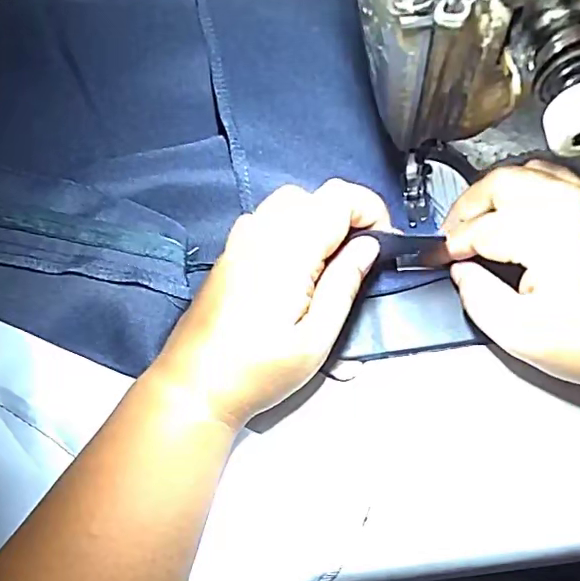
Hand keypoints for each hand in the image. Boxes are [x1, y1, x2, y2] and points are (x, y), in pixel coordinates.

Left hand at [148, 181, 386, 428]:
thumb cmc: (254, 372)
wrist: (196, 385)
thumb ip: (344, 285)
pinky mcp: (229, 253)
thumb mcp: (315, 339)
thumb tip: (367, 249)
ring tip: (330, 269)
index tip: (382, 244)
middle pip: (316, 196)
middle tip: (360, 261)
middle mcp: (260, 233)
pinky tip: (298, 274)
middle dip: (347, 218)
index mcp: (287, 250)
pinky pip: (268, 222)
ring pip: (291, 204)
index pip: (339, 197)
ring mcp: (239, 240)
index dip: (371, 212)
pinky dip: (294, 232)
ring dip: (319, 224)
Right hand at [443, 161, 579, 406]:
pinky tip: (516, 224)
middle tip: (449, 237)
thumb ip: (477, 296)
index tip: (436, 258)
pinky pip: (557, 183)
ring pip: (530, 174)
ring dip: (496, 196)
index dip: (452, 244)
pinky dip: (527, 195)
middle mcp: (574, 202)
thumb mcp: (517, 331)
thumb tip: (463, 273)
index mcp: (550, 227)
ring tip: (478, 227)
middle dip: (467, 208)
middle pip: (502, 183)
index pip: (483, 225)